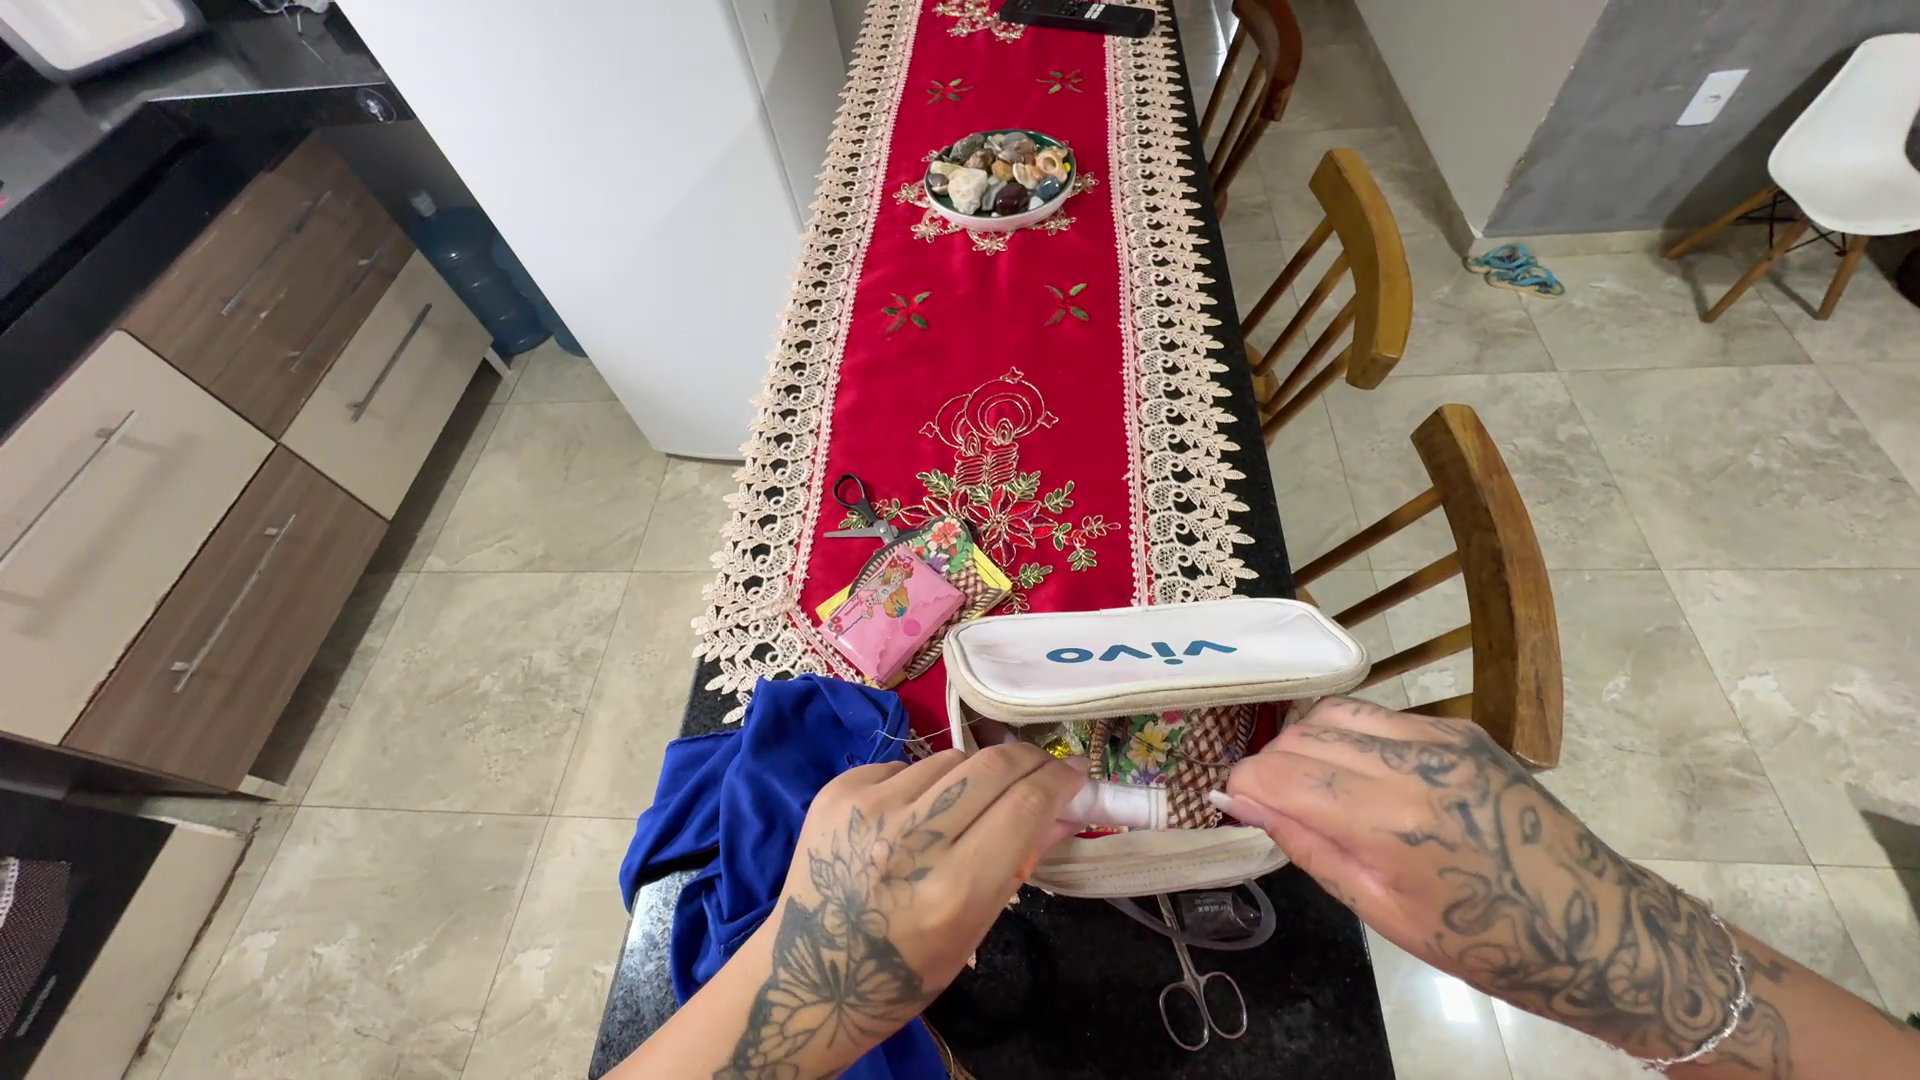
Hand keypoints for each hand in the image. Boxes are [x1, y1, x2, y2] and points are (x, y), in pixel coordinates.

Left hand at [720, 744, 1082, 1075]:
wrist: (804, 977)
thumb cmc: (901, 971)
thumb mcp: (972, 933)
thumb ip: (1020, 862)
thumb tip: (1064, 806)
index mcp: (948, 893)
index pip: (1024, 806)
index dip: (1060, 782)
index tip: (1076, 777)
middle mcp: (907, 841)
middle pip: (992, 765)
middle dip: (1029, 760)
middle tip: (1042, 770)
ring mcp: (867, 808)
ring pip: (951, 758)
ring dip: (976, 774)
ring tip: (969, 807)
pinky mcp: (839, 789)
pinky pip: (907, 765)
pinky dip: (925, 784)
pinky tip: (913, 816)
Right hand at [1220, 696, 1744, 1062]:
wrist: (1604, 929)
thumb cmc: (1486, 943)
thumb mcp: (1381, 910)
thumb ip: (1305, 843)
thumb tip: (1239, 801)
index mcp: (1394, 821)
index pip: (1280, 775)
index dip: (1243, 786)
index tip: (1234, 804)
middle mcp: (1413, 762)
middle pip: (1300, 736)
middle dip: (1270, 766)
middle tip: (1273, 804)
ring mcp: (1440, 736)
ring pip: (1332, 712)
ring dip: (1304, 743)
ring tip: (1314, 784)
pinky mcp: (1459, 728)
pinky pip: (1375, 716)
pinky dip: (1346, 737)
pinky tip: (1360, 774)